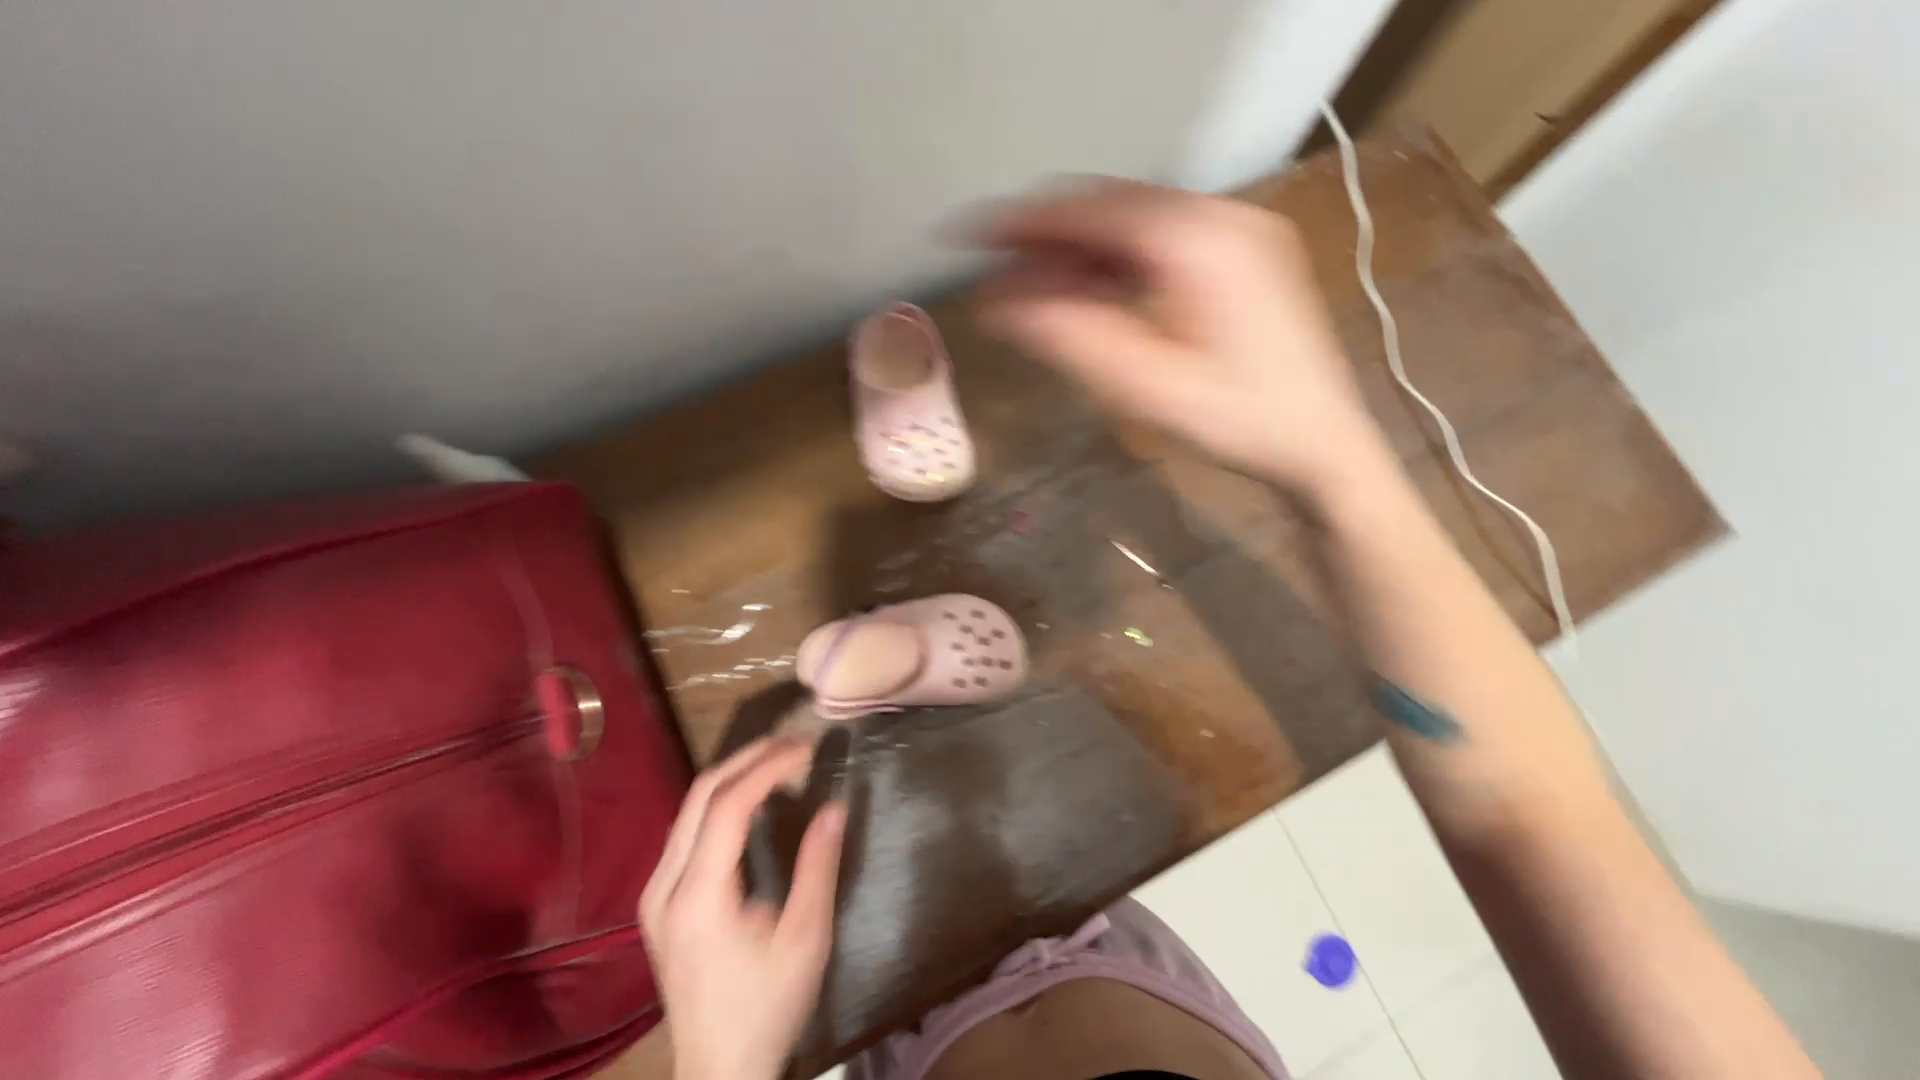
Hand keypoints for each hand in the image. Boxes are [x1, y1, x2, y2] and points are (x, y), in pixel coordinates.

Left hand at [641, 738, 848, 1079]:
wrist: (719, 1068)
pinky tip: (751, 804)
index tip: (807, 748)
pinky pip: (685, 833)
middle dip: (747, 759)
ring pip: (687, 811)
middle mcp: (664, 885)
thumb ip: (818, 868)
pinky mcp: (658, 903)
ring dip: (732, 779)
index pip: (728, 805)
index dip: (769, 767)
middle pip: (699, 796)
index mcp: (697, 894)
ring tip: (778, 763)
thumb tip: (834, 807)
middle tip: (794, 744)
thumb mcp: (805, 940)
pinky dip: (719, 805)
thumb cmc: (767, 1007)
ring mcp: (654, 894)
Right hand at [972, 178, 1393, 498]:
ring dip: (1079, 250)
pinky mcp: (1245, 252)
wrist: (1322, 445)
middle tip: (995, 274)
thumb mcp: (1143, 386)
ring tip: (1033, 290)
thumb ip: (1066, 335)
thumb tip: (994, 301)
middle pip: (1110, 207)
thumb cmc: (1237, 422)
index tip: (967, 236)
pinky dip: (1117, 259)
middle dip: (1046, 237)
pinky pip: (1162, 238)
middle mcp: (1221, 217)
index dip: (1020, 222)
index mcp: (1197, 241)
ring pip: (1135, 221)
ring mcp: (1239, 230)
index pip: (1088, 210)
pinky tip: (1091, 292)